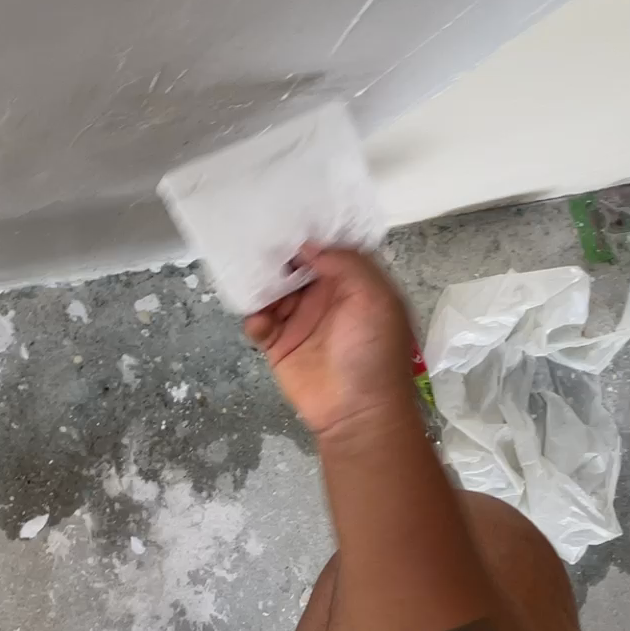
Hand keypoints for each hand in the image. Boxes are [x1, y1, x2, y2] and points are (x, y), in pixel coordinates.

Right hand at [243, 244, 416, 441]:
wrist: (355, 410)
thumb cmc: (373, 351)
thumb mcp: (375, 298)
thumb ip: (346, 264)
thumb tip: (308, 246)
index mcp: (352, 285)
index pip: (328, 252)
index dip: (310, 236)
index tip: (287, 220)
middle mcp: (324, 299)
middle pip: (293, 269)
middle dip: (278, 259)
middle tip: (258, 245)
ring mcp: (298, 322)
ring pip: (271, 293)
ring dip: (262, 288)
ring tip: (256, 287)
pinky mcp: (277, 345)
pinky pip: (258, 324)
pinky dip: (254, 319)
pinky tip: (261, 324)